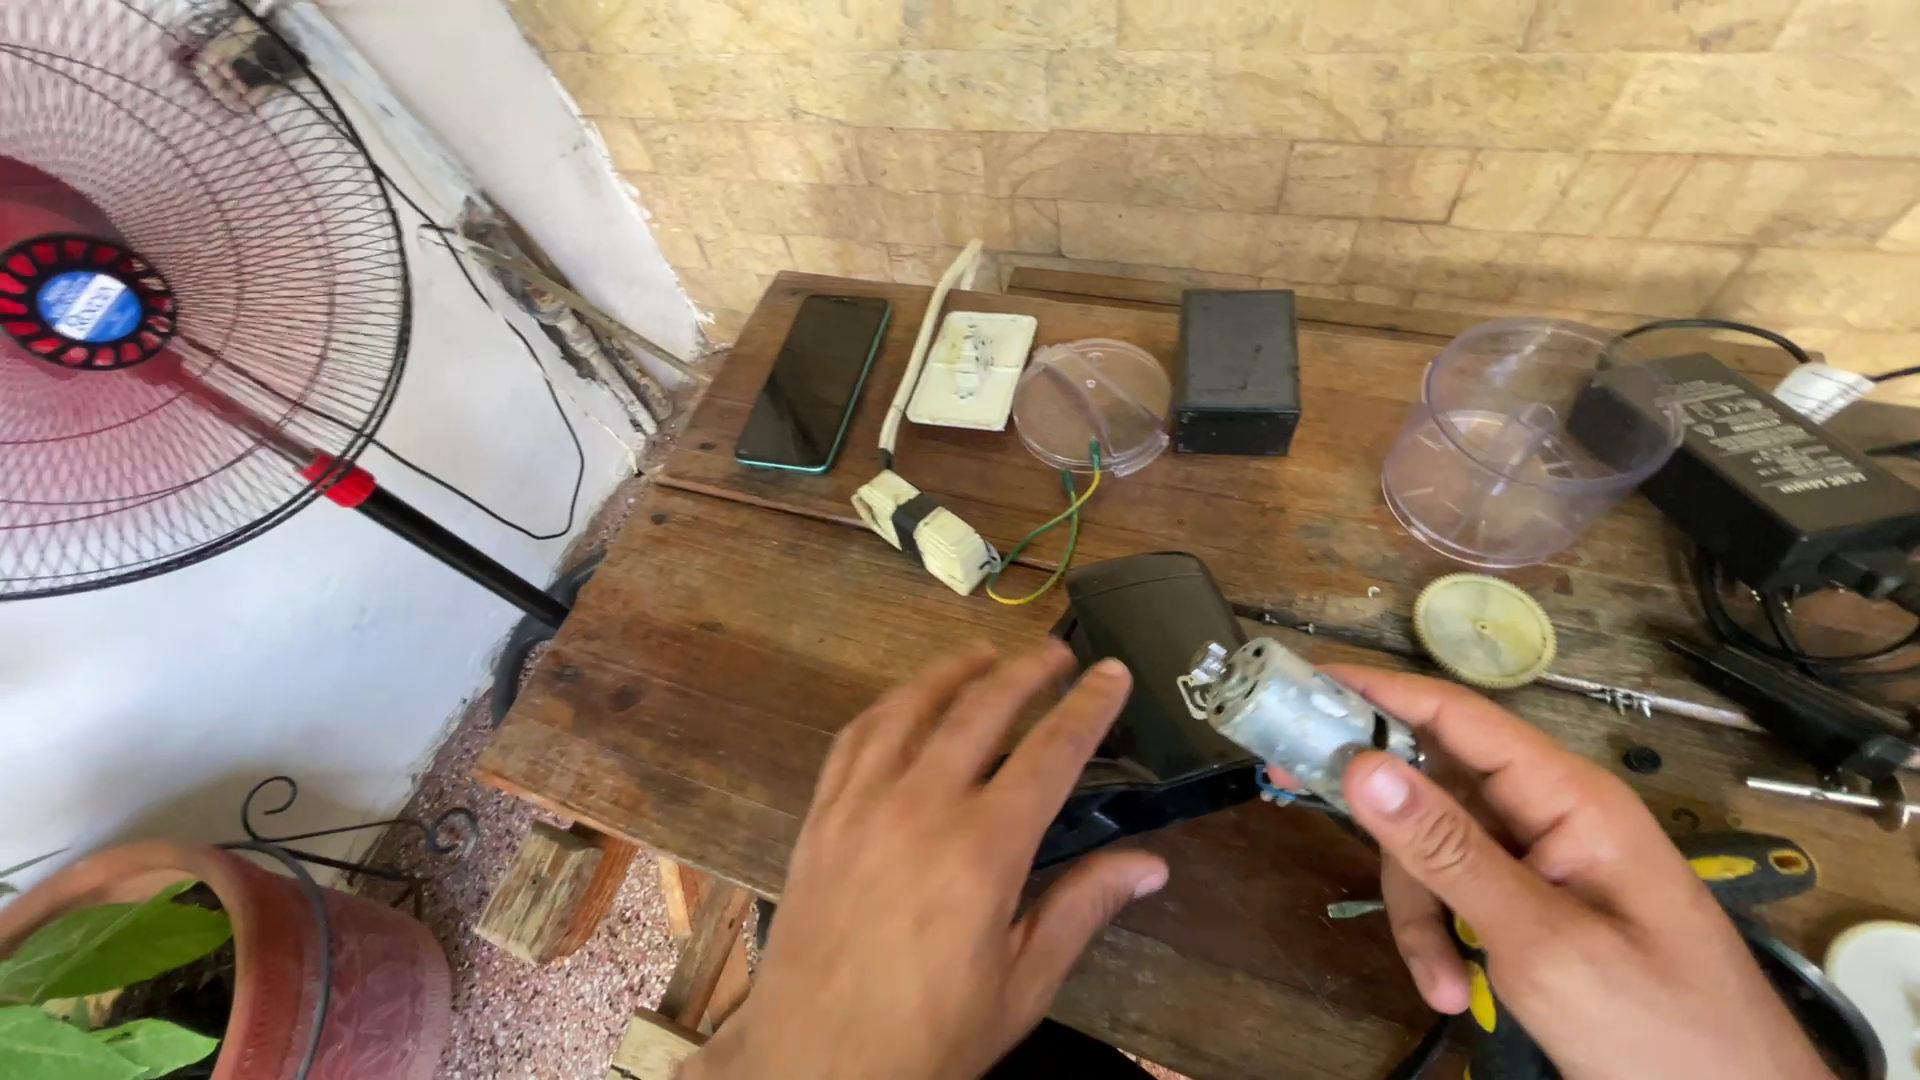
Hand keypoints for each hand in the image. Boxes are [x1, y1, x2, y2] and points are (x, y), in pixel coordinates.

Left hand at [683, 641, 1168, 1079]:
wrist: (814, 1065)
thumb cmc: (928, 1036)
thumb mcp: (1020, 986)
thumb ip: (1082, 909)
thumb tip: (1150, 864)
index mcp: (982, 850)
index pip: (1050, 753)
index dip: (1087, 706)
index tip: (1112, 671)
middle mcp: (921, 806)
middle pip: (982, 708)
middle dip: (1027, 670)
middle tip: (1056, 653)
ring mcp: (862, 802)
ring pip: (913, 706)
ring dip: (955, 669)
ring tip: (987, 653)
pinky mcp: (823, 812)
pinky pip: (856, 735)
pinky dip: (890, 703)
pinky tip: (908, 699)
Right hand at [1327, 665, 1831, 1078]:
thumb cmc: (1659, 1028)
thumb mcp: (1539, 940)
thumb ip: (1445, 848)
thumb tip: (1359, 765)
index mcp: (1564, 795)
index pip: (1455, 714)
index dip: (1377, 689)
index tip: (1304, 680)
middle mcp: (1544, 809)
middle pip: (1428, 779)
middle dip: (1374, 806)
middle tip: (1291, 783)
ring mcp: (1532, 854)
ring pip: (1428, 842)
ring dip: (1417, 906)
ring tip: (1435, 975)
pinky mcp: (1521, 894)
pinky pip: (1449, 887)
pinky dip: (1437, 932)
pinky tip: (1446, 984)